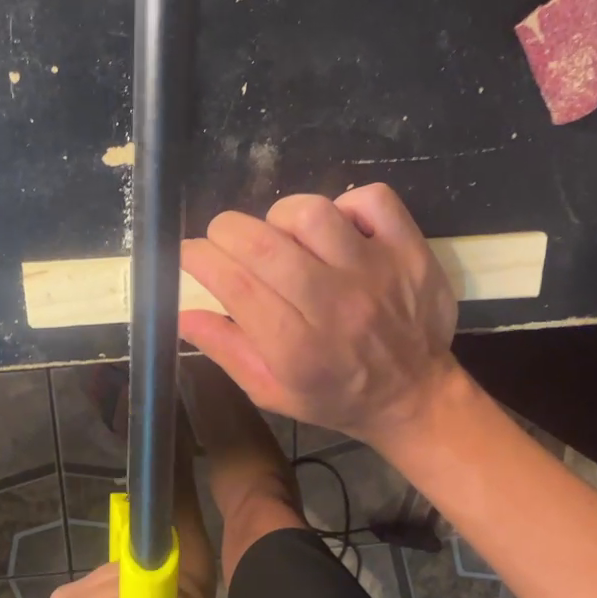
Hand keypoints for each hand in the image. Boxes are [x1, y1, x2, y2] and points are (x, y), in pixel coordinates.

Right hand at [179, 184, 459, 449]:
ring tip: (282, 238)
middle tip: (226, 242)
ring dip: (281, 217)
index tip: (189, 255)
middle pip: (263, 244)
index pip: (234, 284)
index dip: (199, 258)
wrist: (414, 398)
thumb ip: (225, 349)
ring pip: (311, 213)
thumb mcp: (270, 389)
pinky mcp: (408, 252)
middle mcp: (334, 307)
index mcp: (296, 348)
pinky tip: (337, 231)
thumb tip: (181, 312)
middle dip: (226, 232)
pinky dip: (347, 204)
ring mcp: (376, 274)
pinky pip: (371, 199)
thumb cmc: (334, 395)